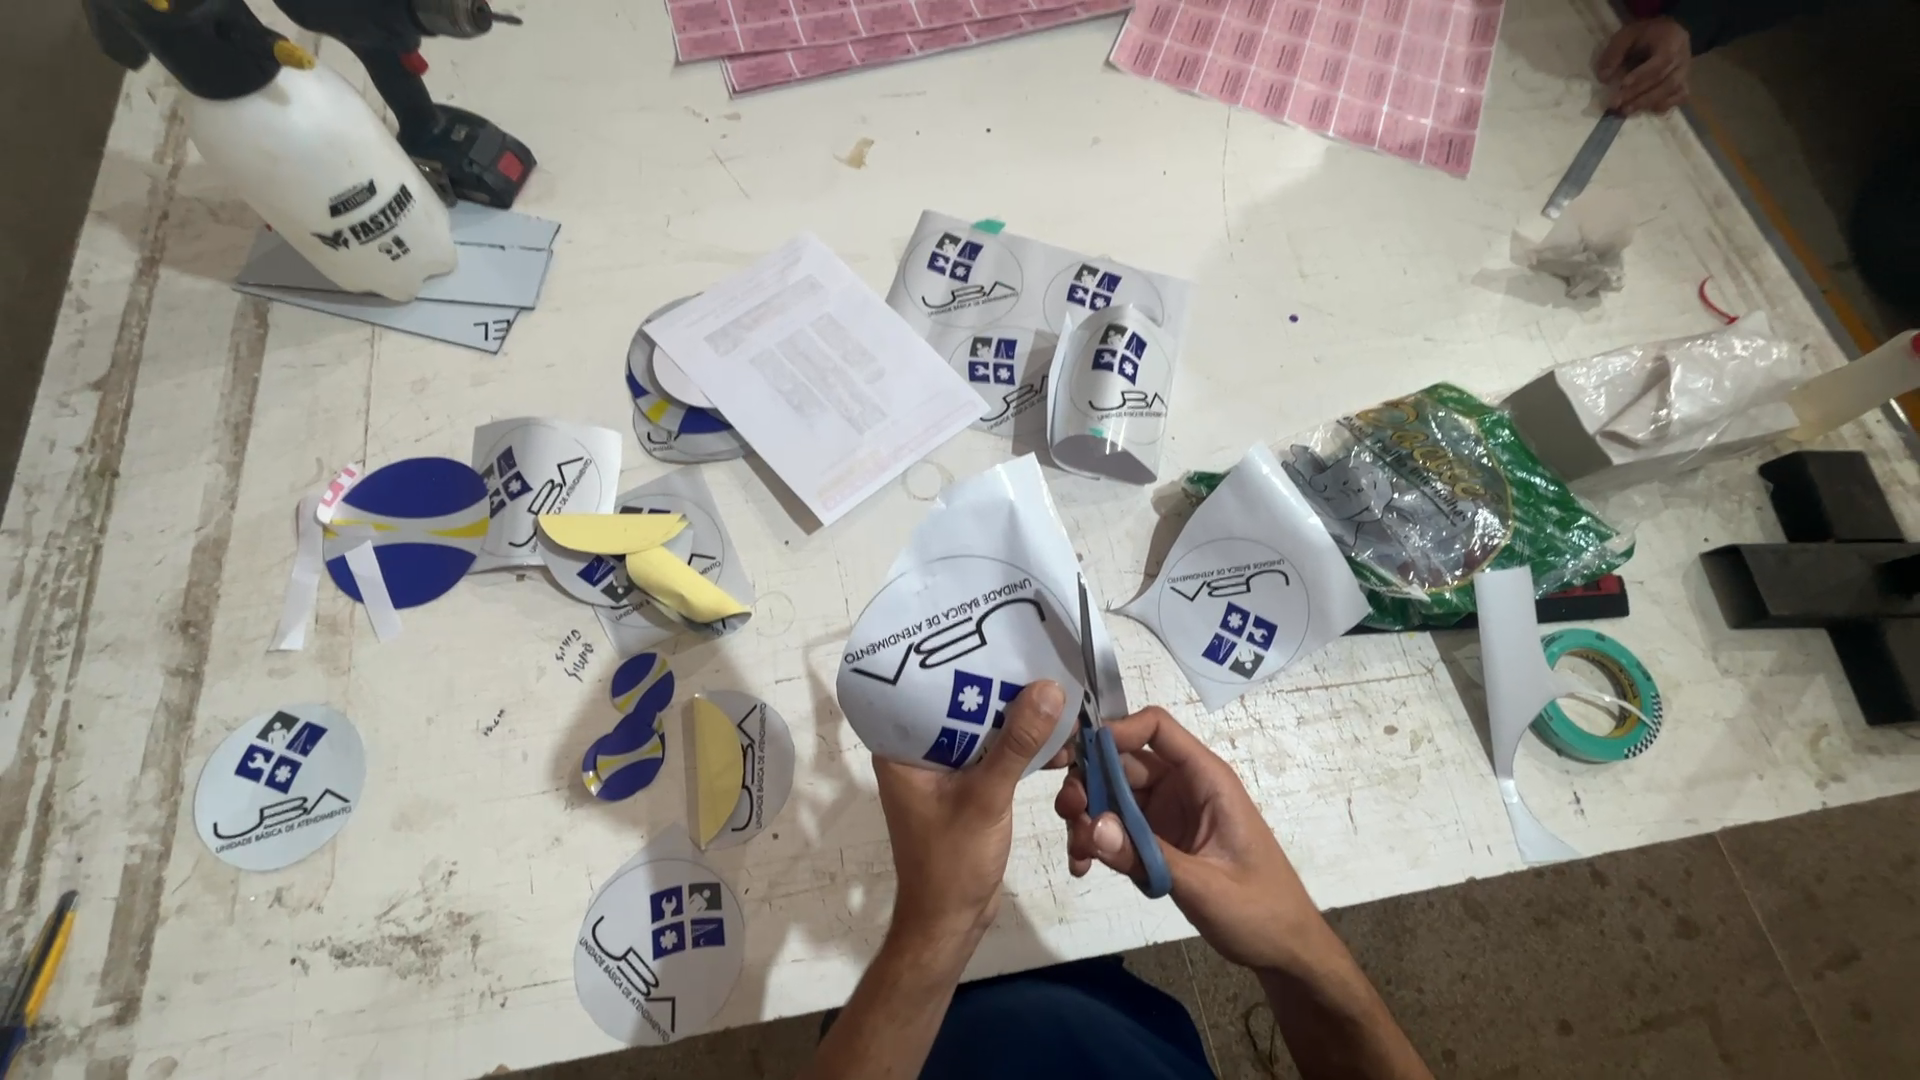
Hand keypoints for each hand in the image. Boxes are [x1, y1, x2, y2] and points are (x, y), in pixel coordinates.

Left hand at [873, 680, 1066, 949]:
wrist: (952, 923)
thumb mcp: (985, 797)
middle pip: (958, 705)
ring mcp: (942, 771)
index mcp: (900, 748)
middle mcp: (917, 753)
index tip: (990, 632)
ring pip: (980, 730)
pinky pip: (992, 755)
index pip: (922, 688)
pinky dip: (1019, 749)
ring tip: (1054, 694)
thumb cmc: (952, 861)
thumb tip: (1049, 687)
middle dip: (996, 686)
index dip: (955, 661)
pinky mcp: (965, 788)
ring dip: (1015, 720)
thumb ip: (1016, 744)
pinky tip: (1056, 740)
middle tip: (1033, 655)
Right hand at [1055, 706, 1327, 971]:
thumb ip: (1147, 856)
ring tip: (1076, 852)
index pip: (1157, 728)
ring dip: (1086, 815)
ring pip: (1111, 793)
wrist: (1284, 952)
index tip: (1080, 757)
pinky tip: (1083, 866)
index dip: (1117, 730)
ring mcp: (1165, 811)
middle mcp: (1181, 786)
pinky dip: (1095, 840)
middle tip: (1068, 815)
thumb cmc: (1260, 911)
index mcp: (1206, 779)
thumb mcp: (1205, 886)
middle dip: (1088, 781)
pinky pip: (1115, 825)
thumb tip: (1092, 826)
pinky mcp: (1155, 837)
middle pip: (1122, 761)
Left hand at [1596, 17, 1691, 114]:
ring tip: (1625, 111)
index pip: (1662, 60)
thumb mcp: (1625, 36)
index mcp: (1671, 40)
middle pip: (1665, 78)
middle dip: (1638, 93)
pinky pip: (1681, 94)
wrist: (1664, 31)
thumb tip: (1604, 77)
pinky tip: (1650, 110)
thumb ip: (1615, 53)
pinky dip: (1667, 104)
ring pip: (1672, 88)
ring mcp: (1684, 69)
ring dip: (1648, 102)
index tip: (1623, 84)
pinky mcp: (1682, 79)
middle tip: (1615, 104)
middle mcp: (1682, 56)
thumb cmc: (1642, 35)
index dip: (1643, 73)